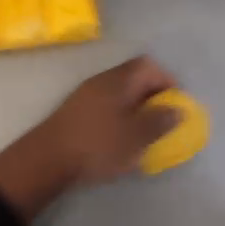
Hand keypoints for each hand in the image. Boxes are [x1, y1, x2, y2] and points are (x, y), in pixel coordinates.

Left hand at [0, 57, 180, 221]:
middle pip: (133, 77)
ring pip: (119, 92)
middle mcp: (101, 81)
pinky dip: (119, 114)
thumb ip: (159, 122)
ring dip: (136, 106)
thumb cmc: (97, 145)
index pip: (148, 66)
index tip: (175, 102)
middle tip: (163, 118)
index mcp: (118, 81)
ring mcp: (85, 95)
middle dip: (152, 95)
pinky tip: (120, 137)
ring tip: (143, 130)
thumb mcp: (135, 137)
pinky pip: (106, 104)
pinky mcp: (75, 111)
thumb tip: (178, 109)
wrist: (46, 159)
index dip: (166, 80)